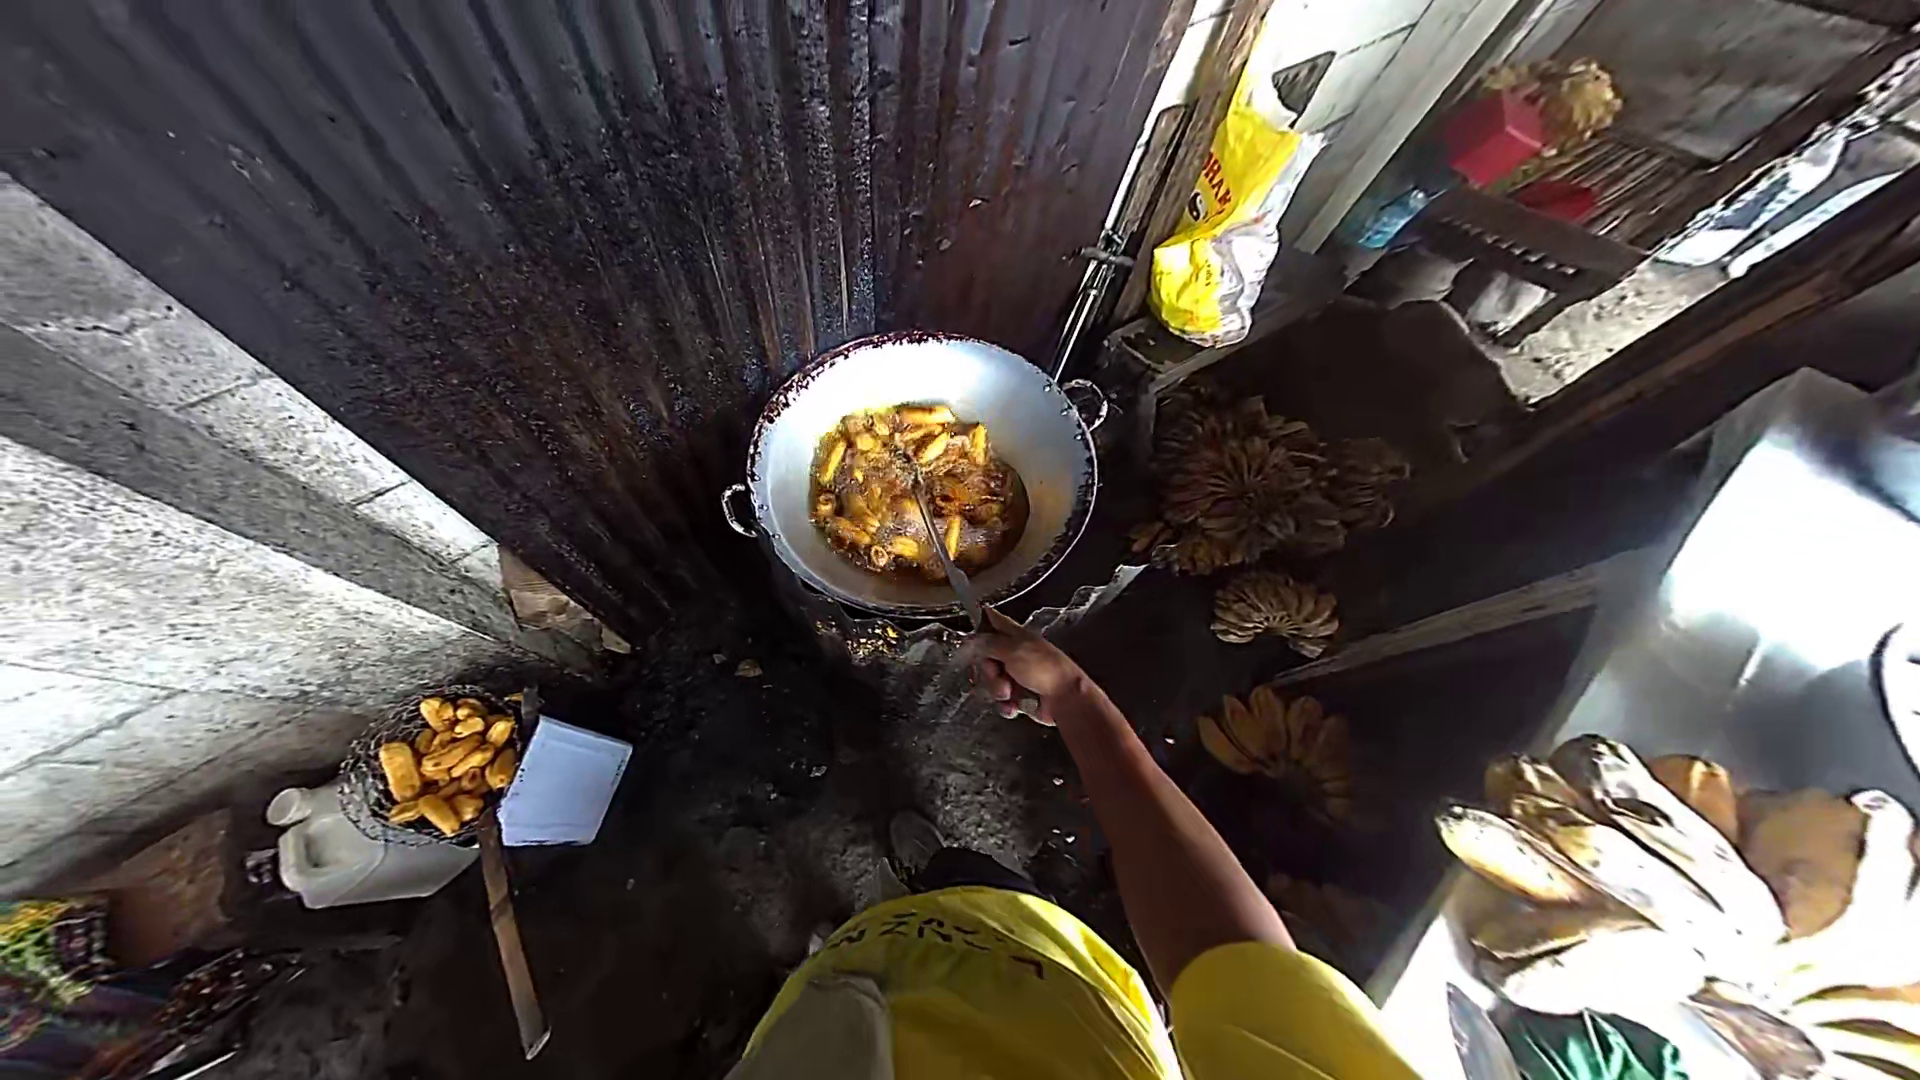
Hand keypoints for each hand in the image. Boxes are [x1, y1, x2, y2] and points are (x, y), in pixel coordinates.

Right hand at [972, 609, 1090, 725]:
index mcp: (1015, 635)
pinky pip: (1001, 699)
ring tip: (1009, 694)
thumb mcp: (1012, 650)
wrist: (1065, 699)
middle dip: (987, 671)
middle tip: (998, 675)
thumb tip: (971, 640)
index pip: (992, 621)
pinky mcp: (1020, 695)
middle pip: (985, 657)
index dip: (978, 625)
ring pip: (991, 680)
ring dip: (997, 690)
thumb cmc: (1043, 669)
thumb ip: (988, 644)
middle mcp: (1015, 652)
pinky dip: (1005, 704)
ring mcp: (1017, 674)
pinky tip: (1013, 706)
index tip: (969, 638)